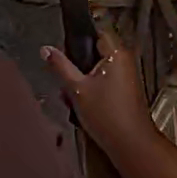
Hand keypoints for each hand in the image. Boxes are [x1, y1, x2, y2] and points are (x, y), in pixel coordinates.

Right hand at [41, 29, 156, 153]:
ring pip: (98, 70)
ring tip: (69, 97)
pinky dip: (92, 90)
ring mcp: (126, 76)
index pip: (97, 32)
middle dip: (77, 66)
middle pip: (95, 52)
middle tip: (65, 82)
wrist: (131, 145)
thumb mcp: (76, 89)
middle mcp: (125, 60)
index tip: (65, 52)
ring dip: (82, 81)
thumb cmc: (105, 114)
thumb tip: (45, 48)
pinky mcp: (125, 91)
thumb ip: (60, 66)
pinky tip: (80, 106)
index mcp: (117, 53)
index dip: (79, 39)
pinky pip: (105, 82)